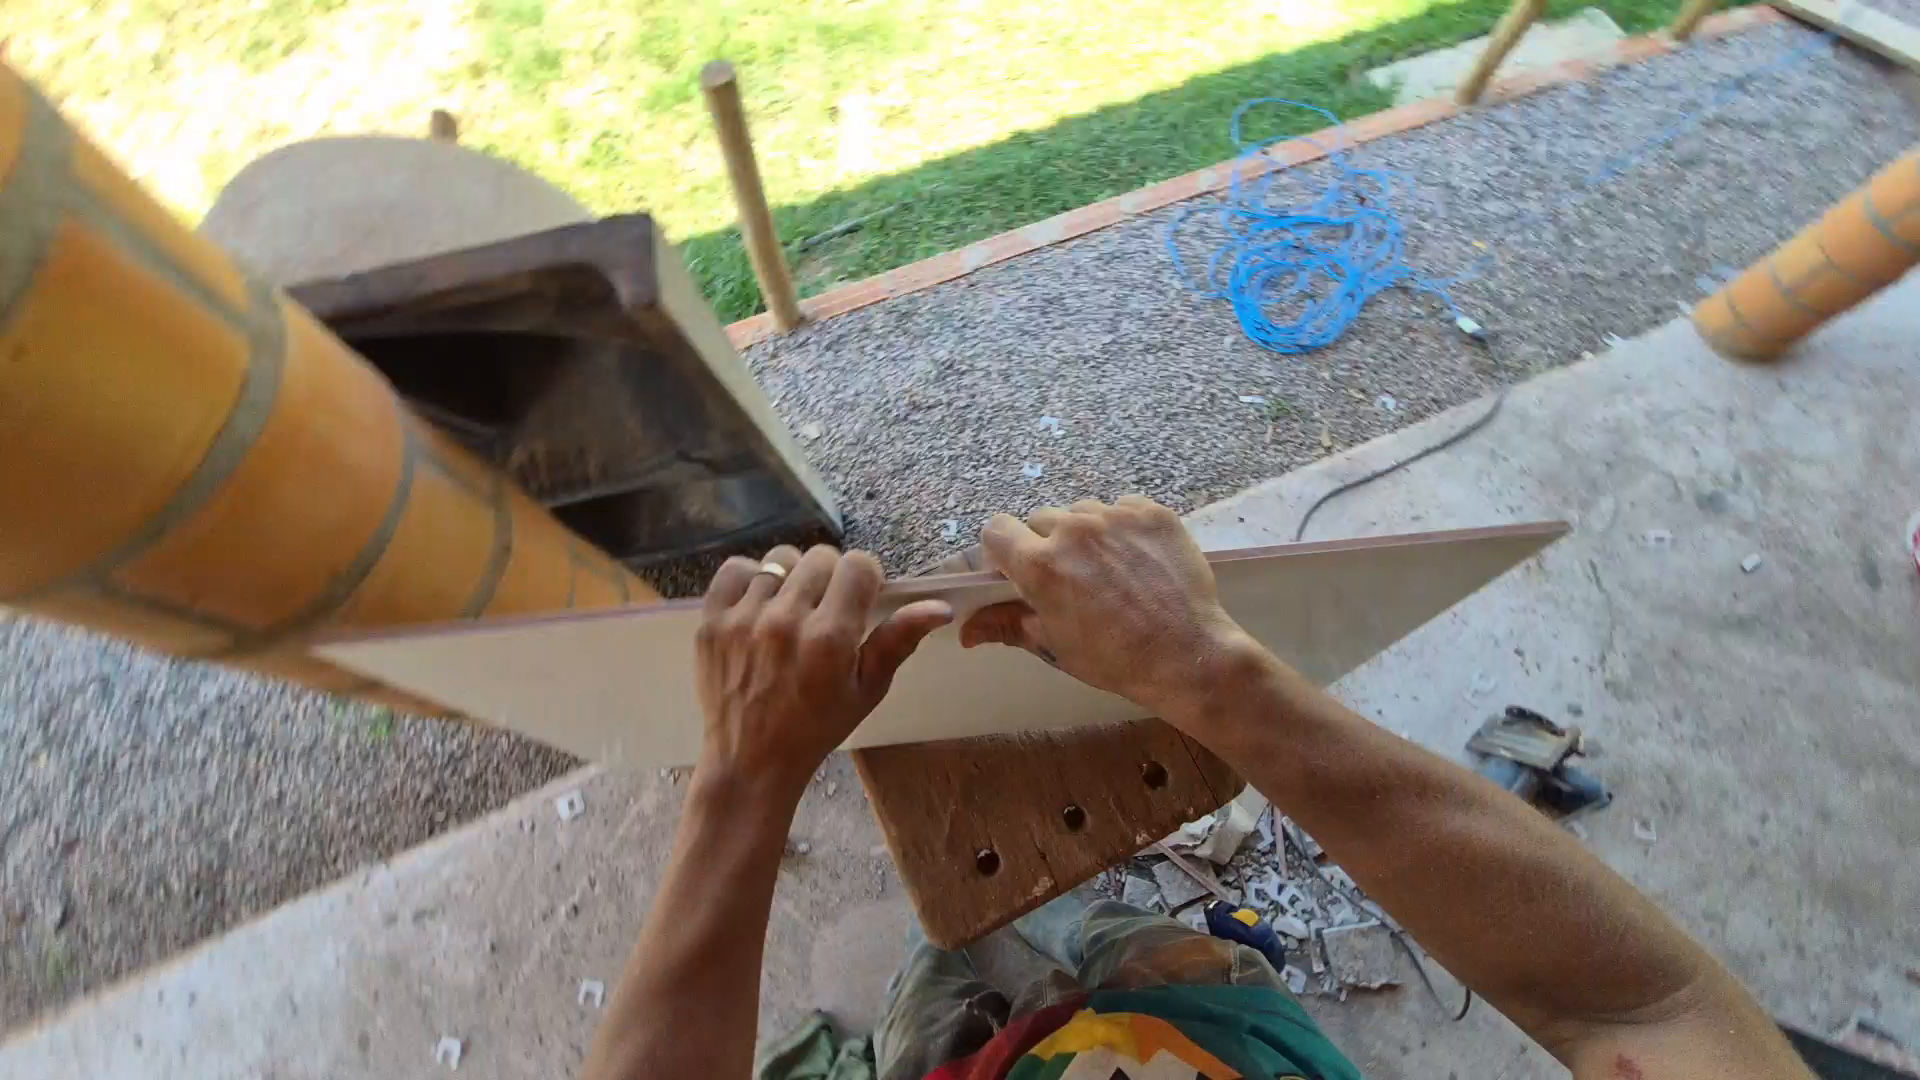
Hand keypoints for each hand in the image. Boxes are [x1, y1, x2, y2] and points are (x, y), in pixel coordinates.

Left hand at [696, 544, 951, 790]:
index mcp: (830, 638)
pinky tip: (760, 604)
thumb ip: (899, 640)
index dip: (866, 578)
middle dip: (832, 578)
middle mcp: (786, 620)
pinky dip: (751, 579)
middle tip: (827, 609)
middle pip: (821, 556)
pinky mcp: (711, 621)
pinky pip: (735, 569)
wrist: (751, 761)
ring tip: (792, 609)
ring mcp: (743, 619)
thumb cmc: (818, 726)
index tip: (860, 600)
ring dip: (793, 578)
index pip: (859, 564)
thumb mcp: (868, 689)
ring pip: (780, 559)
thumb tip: (941, 607)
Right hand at [959, 497, 1259, 717]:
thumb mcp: (1053, 644)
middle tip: (1070, 576)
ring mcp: (1115, 517)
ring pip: (1081, 513)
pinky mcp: (1151, 513)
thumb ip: (1005, 626)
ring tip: (1108, 568)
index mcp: (1040, 565)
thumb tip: (964, 632)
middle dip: (1047, 543)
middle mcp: (1073, 531)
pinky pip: (1121, 508)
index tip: (1017, 567)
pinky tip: (1137, 560)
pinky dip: (1122, 528)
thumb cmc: (1114, 659)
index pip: (996, 529)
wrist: (1188, 655)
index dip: (1002, 548)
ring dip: (1085, 534)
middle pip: (1040, 519)